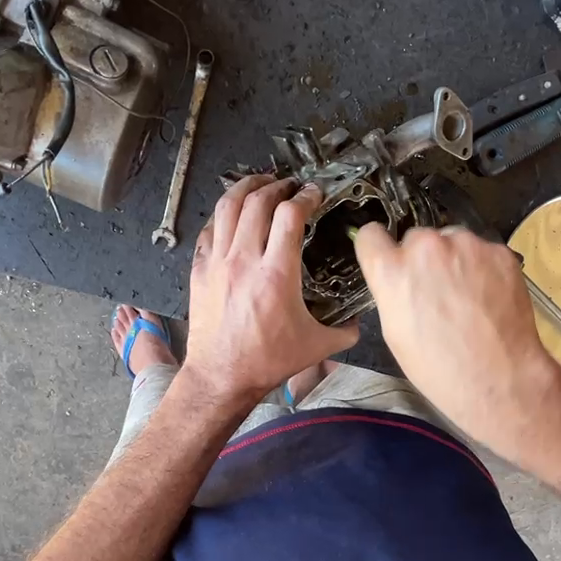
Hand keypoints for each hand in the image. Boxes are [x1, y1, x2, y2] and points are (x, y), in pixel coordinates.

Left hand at [181, 175, 360, 407]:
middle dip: (277, 186)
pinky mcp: (200, 271)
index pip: (291, 214)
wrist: (222, 376)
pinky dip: (222, 215)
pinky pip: (209, 229)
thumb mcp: (317, 346)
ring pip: (227, 206)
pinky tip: (233, 215)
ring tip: (260, 183)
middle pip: (258, 201)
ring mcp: (218, 263)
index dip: (306, 197)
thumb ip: (345, 330)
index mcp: (277, 274)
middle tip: (289, 186)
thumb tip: (359, 321)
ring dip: (246, 188)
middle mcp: (244, 260)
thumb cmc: (267, 361)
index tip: (314, 195)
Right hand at [355, 223, 560, 465]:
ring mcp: (466, 245)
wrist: (498, 377)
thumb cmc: (439, 367)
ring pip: (453, 241)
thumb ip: (392, 292)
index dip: (379, 248)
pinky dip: (484, 267)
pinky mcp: (499, 251)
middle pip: (416, 238)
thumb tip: (400, 279)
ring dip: (455, 260)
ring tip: (467, 297)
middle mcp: (426, 247)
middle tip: (437, 291)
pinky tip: (489, 298)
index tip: (388, 258)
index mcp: (391, 270)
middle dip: (423, 259)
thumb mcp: (395, 332)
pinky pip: (483, 251)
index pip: (371, 235)